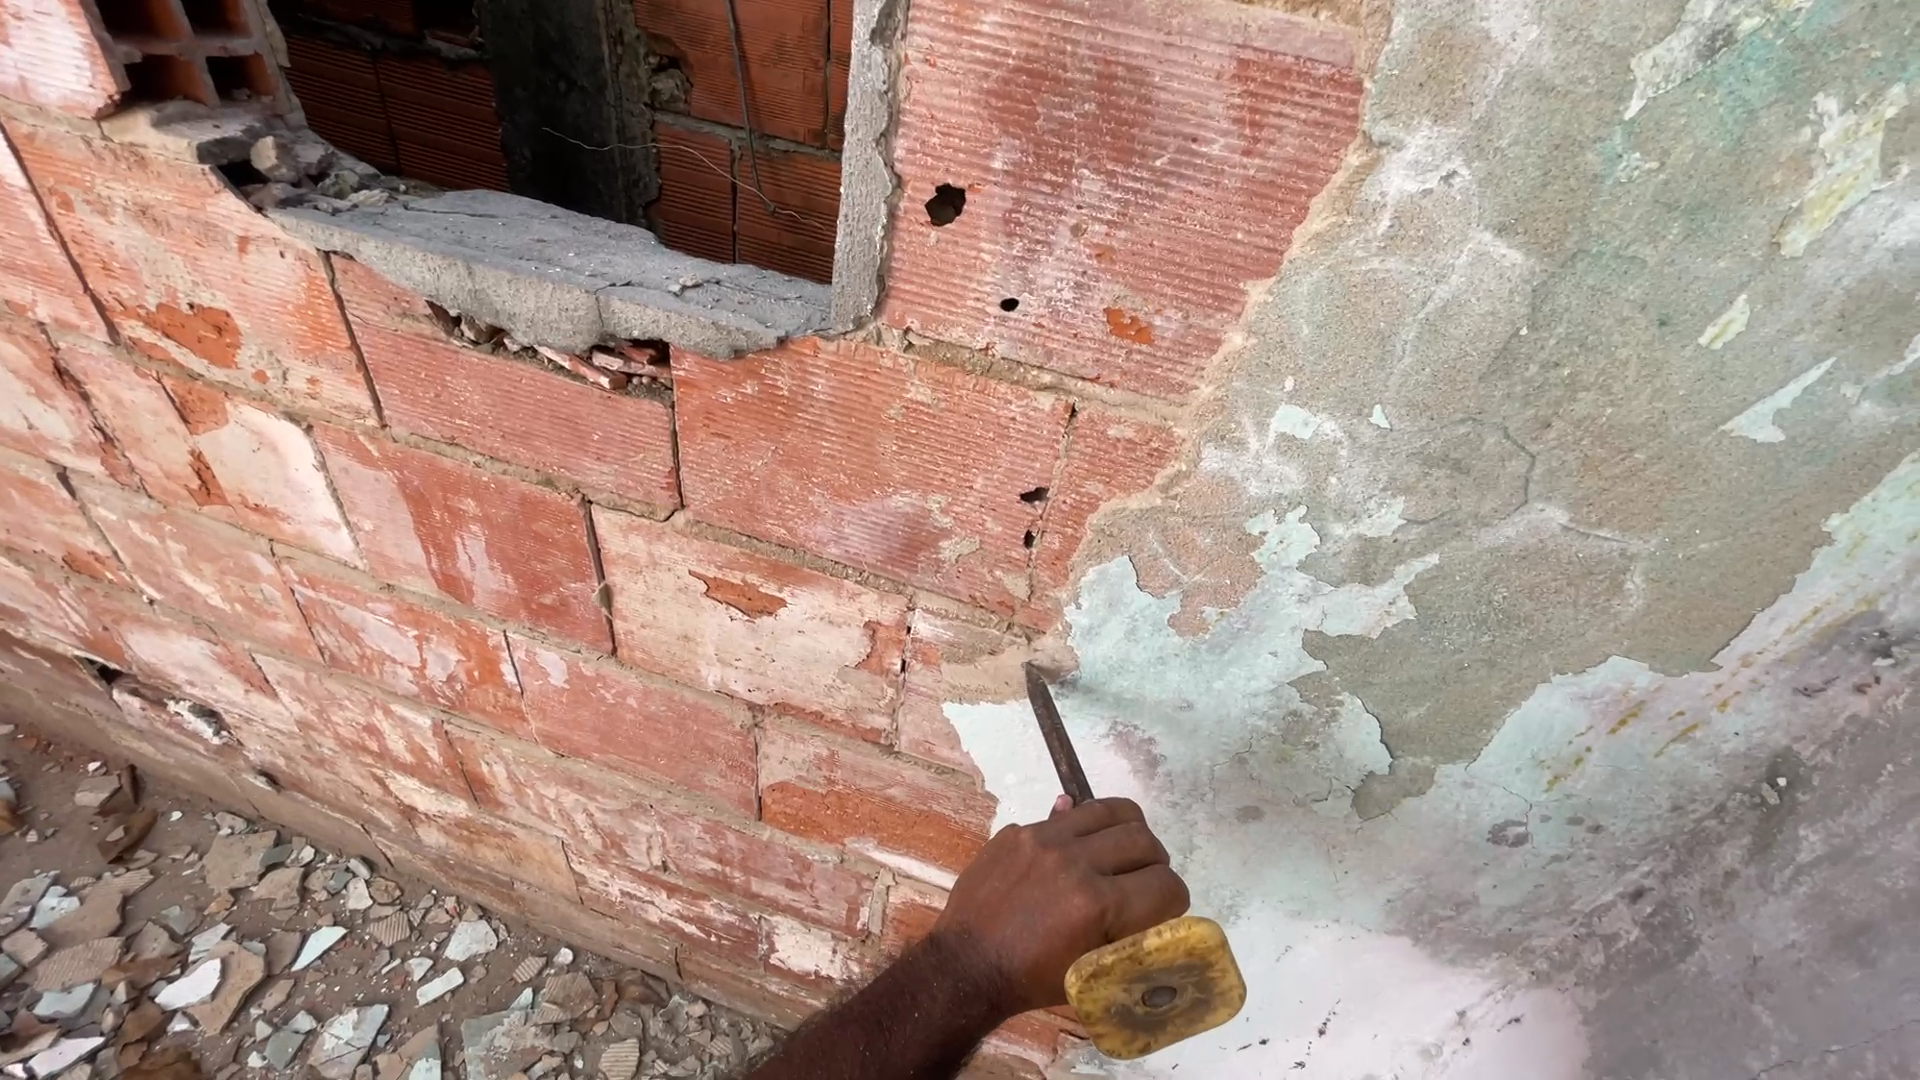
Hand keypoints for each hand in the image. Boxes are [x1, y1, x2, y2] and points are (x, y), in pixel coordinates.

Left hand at [930, 796, 1190, 1014]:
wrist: (967, 961)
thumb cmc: (1032, 977)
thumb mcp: (1090, 968)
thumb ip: (1126, 928)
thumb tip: (1153, 889)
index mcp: (1095, 904)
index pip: (1165, 884)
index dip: (1174, 898)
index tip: (1165, 907)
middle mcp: (1073, 861)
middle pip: (1142, 839)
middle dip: (1155, 861)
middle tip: (1145, 878)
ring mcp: (1043, 838)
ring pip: (1108, 809)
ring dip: (1125, 830)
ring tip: (1120, 850)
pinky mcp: (1020, 829)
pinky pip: (1065, 814)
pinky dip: (1081, 830)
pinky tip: (1075, 851)